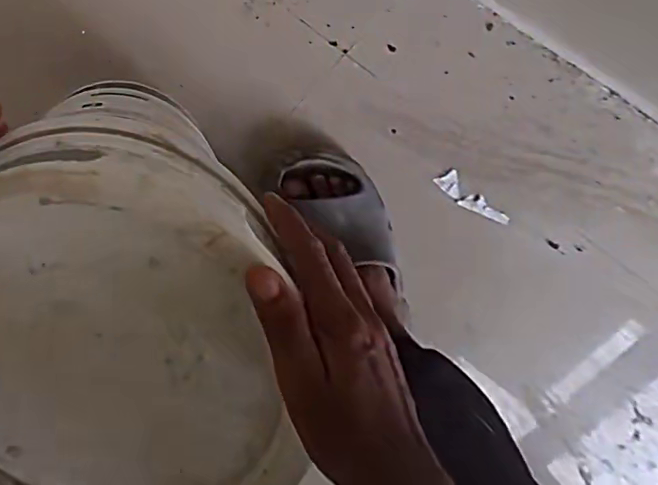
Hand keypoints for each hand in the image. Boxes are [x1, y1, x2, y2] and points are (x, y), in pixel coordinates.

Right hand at [245, 195, 452, 484]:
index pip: (311, 255)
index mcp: (341, 319)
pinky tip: (333, 276)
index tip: (270, 200)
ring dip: (323, 242)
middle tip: (280, 210)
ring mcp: (378, 325)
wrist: (395, 472)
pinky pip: (359, 284)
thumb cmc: (341, 432)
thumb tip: (262, 271)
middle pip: (334, 254)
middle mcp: (364, 313)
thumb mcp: (302, 383)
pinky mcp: (384, 340)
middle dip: (306, 225)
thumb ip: (284, 325)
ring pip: (350, 267)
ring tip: (300, 234)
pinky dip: (339, 265)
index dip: (290, 224)